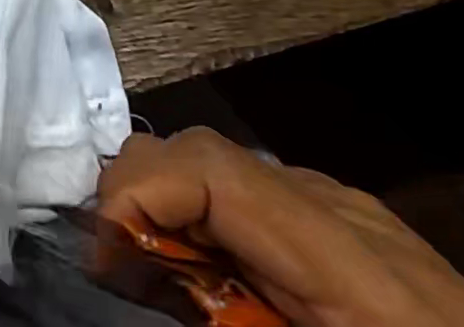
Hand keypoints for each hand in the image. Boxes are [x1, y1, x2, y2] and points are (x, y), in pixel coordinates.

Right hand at [98, 129, 463, 326]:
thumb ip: (217, 319)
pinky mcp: (360, 230)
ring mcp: (360, 216)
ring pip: (230, 165)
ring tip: (157, 273)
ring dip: (173, 204)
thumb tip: (134, 279)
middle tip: (116, 267)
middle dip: (142, 192)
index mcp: (357, 268)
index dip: (140, 191)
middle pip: (212, 153)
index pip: (217, 170)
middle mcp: (353, 218)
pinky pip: (263, 196)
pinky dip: (215, 218)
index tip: (103, 256)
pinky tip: (217, 275)